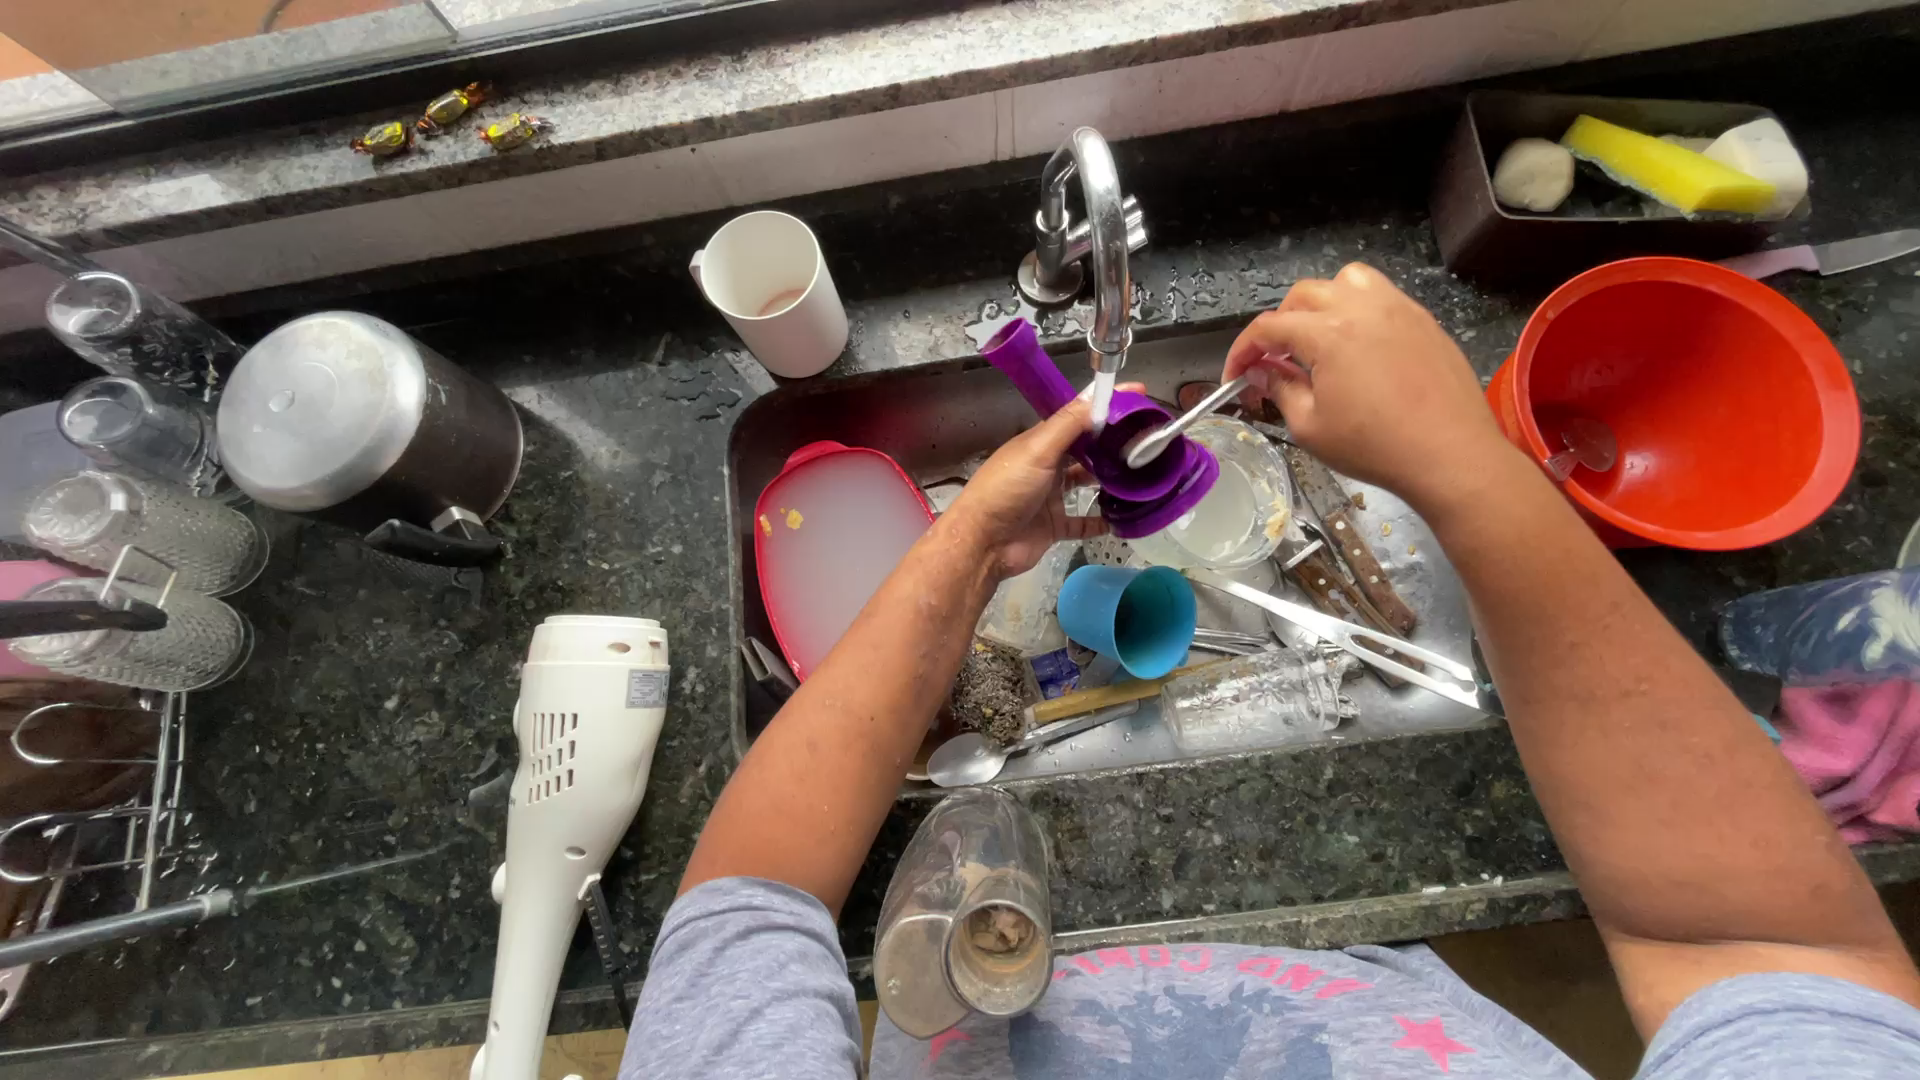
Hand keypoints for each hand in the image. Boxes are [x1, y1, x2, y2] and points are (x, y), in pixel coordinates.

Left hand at [946, 392, 1131, 578]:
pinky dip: (1101, 521)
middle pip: (1085, 450)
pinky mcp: (1054, 526)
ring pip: (1086, 484)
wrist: (983, 543)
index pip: (1077, 417)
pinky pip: (1083, 522)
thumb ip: (1068, 425)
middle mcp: (1046, 467)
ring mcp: (1050, 498)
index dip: (1105, 406)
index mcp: (1040, 443)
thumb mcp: (1037, 450)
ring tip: (1143, 475)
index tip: (1138, 395)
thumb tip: (1100, 398)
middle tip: (1149, 440)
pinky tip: (1123, 518)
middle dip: (1113, 444)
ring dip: (1109, 481)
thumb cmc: (1006, 490)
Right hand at [1223, 262, 1515, 511]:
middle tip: (1273, 361)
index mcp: (1328, 334)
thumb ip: (1280, 389)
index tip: (1235, 376)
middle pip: (1303, 295)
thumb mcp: (1309, 426)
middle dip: (1279, 324)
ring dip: (1320, 304)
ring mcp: (1398, 309)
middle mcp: (1362, 308)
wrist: (1450, 454)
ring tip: (1316, 340)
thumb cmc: (1373, 446)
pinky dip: (1356, 310)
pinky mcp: (1423, 320)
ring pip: (1345, 281)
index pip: (1268, 328)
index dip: (1242, 351)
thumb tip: (1263, 371)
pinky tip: (1356, 347)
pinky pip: (1380, 295)